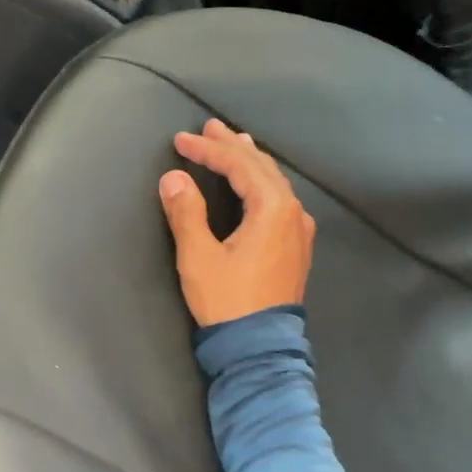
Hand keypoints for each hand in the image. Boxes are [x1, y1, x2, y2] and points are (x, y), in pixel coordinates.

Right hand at [158, 119, 315, 327]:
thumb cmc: (226, 300)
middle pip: (262, 167)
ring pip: (273, 182)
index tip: (180, 141)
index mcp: (271, 208)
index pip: (239, 165)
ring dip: (249, 162)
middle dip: (232, 146)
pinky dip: (259, 183)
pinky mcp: (294, 245)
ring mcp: (298, 228)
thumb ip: (186, 215)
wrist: (257, 343)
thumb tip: (173, 179)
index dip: (208, 150)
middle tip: (209, 128)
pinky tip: (253, 185)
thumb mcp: (198, 258)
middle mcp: (292, 210)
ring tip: (233, 145)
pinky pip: (277, 200)